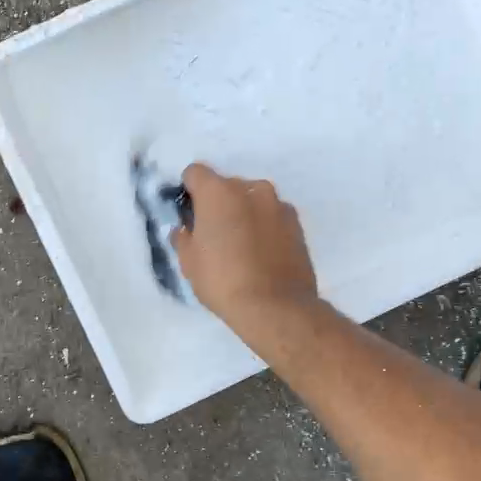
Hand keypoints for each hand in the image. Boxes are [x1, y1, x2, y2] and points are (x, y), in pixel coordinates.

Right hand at [172, 163, 317, 323]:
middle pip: (226, 186)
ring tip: (243, 247)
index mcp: (218, 191)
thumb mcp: (188, 262)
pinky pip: (272, 216)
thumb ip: (183, 236)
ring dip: (244, 213)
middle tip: (215, 236)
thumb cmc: (223, 280)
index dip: (189, 191)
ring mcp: (278, 204)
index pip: (195, 172)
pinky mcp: (297, 223)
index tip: (190, 215)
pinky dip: (265, 226)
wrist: (276, 308)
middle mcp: (250, 188)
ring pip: (252, 200)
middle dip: (218, 203)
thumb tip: (186, 229)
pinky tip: (263, 254)